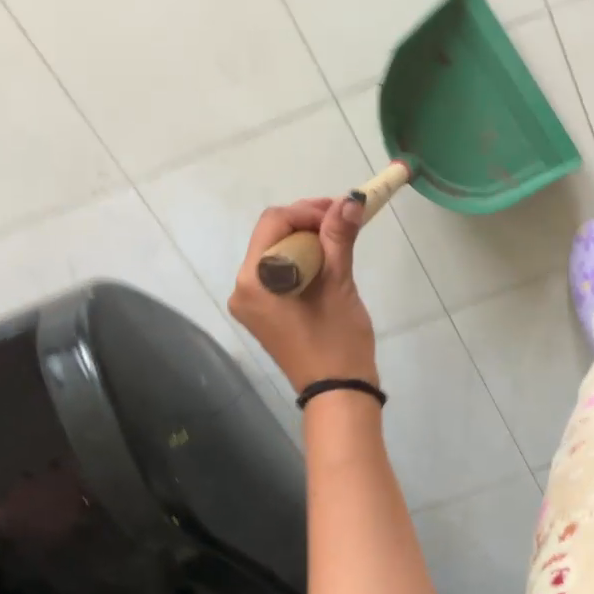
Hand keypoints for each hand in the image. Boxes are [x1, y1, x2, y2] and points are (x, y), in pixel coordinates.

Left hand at [229, 197, 376, 392]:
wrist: (339, 393)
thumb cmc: (338, 343)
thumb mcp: (340, 287)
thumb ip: (339, 240)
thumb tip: (351, 199)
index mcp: (254, 279)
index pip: (274, 223)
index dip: (309, 211)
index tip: (342, 213)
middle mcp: (242, 287)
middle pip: (273, 238)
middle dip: (308, 226)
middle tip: (344, 224)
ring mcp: (251, 304)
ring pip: (277, 257)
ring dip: (307, 245)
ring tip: (340, 246)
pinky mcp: (264, 316)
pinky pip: (279, 277)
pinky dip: (302, 267)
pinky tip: (326, 270)